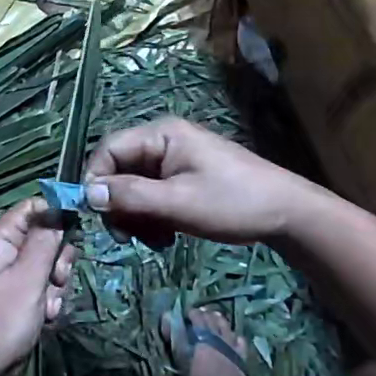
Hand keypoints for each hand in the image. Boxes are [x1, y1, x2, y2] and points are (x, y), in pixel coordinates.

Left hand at [0, 198, 75, 375]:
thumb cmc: (1, 323)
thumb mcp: (28, 279)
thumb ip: (45, 242)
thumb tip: (59, 209)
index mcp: (1, 240)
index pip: (33, 207)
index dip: (56, 213)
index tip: (77, 230)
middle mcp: (7, 253)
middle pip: (47, 237)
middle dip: (59, 259)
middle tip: (57, 279)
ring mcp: (14, 277)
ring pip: (51, 266)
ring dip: (57, 287)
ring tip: (47, 308)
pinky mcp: (22, 298)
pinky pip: (46, 289)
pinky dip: (50, 303)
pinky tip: (45, 320)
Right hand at [84, 117, 322, 246]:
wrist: (287, 214)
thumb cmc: (232, 202)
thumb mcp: (177, 203)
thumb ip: (131, 196)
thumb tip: (88, 194)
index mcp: (161, 135)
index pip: (109, 149)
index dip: (96, 179)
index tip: (97, 214)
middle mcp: (163, 142)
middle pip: (119, 170)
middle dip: (119, 204)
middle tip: (128, 236)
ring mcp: (174, 161)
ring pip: (133, 187)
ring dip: (136, 216)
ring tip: (155, 240)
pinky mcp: (183, 179)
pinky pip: (151, 196)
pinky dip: (152, 217)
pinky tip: (166, 237)